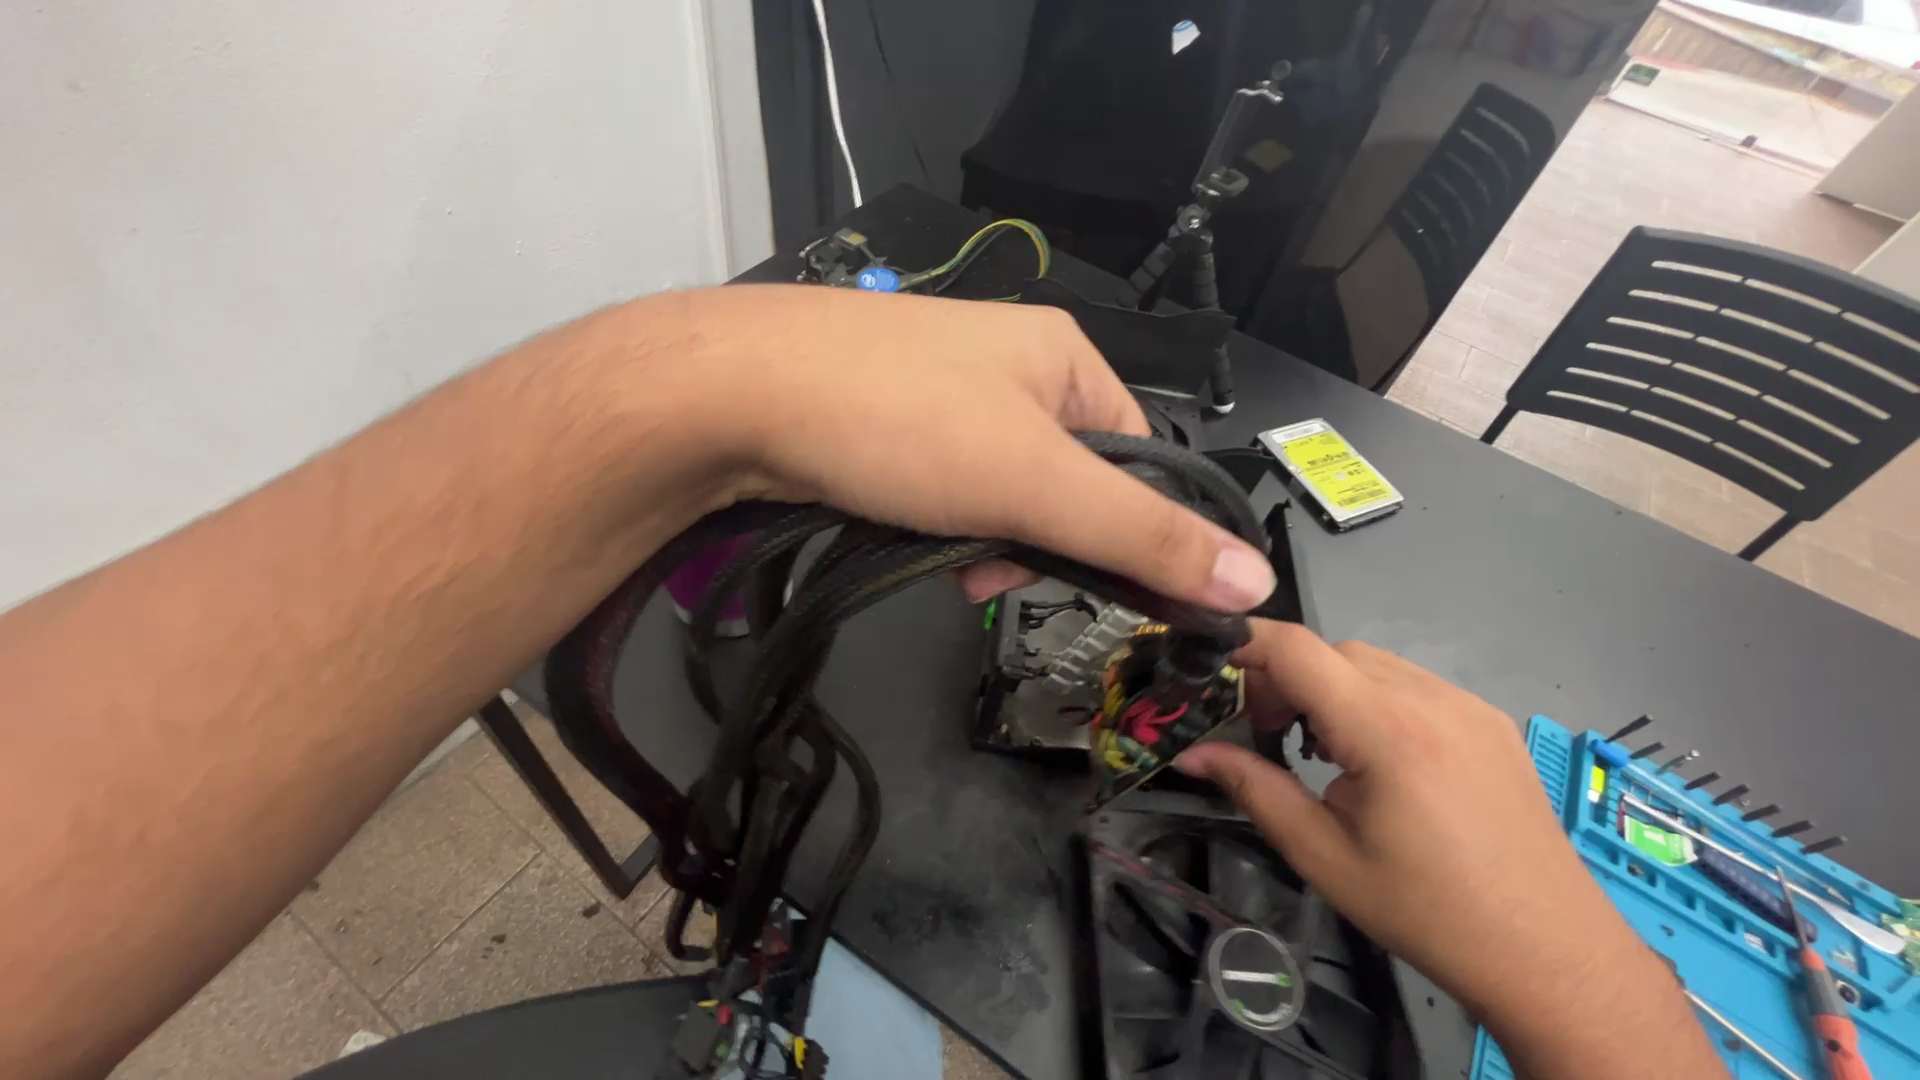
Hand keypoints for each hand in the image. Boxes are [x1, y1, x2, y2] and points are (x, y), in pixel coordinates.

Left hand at [639, 284, 1274, 611]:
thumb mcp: (1033, 484)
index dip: (1125, 529)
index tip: (1083, 580)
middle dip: (1038, 541)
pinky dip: (939, 524)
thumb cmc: (901, 423)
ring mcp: (945, 392)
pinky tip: (908, 540)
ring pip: (1003, 491)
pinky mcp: (892, 421)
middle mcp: (1011, 366)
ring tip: (943, 561)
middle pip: (1068, 479)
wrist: (737, 393)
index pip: (1138, 456)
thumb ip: (1142, 533)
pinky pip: (946, 486)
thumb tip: (1256, 584)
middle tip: (989, 573)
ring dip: (985, 540)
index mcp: (1064, 358)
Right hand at [1177, 622, 1725, 1078]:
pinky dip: (1370, 698)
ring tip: (1317, 746)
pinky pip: (1411, 683)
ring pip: (1370, 662)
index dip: (1243, 647)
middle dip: (1282, 677)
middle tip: (1263, 730)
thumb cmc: (1426, 911)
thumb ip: (1251, 788)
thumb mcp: (1321, 854)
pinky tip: (1371, 754)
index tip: (1209, 677)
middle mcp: (1432, 699)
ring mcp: (1468, 705)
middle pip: (1330, 650)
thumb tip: (1188, 753)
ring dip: (1326, 686)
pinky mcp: (1489, 721)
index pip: (1296, 648)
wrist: (1552, 955)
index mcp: (1386, 730)